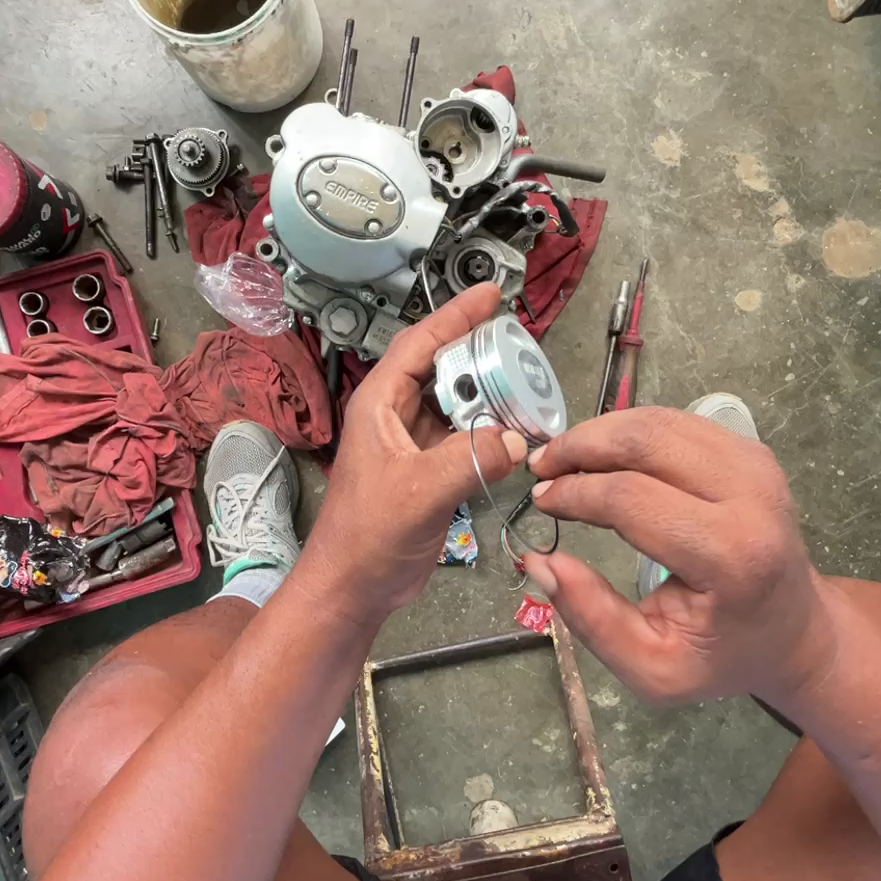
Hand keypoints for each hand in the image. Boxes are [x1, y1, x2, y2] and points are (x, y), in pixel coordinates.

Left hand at [300, 283, 528, 617]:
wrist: (354, 585)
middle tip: (519, 340)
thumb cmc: (368, 535)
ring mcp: (412, 442)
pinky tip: (516, 429)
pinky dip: (489, 428)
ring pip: (454, 401)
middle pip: (440, 366)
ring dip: (487, 391)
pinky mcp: (428, 468)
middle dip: (478, 350)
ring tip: (525, 380)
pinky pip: (463, 434)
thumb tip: (518, 438)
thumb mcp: (418, 492)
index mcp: (380, 403)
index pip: (419, 344)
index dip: (455, 316)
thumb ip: (468, 460)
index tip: (491, 295)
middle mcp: (395, 414)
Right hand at [521, 407, 835, 705]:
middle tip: (540, 466)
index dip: (574, 493)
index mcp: (732, 556)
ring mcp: (754, 465)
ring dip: (599, 433)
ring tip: (562, 459)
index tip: (539, 502)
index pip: (631, 498)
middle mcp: (751, 497)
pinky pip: (674, 423)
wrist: (796, 633)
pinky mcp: (750, 451)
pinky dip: (627, 430)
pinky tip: (601, 454)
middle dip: (579, 446)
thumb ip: (592, 618)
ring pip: (656, 422)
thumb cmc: (723, 655)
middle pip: (644, 442)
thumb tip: (537, 562)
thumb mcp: (653, 669)